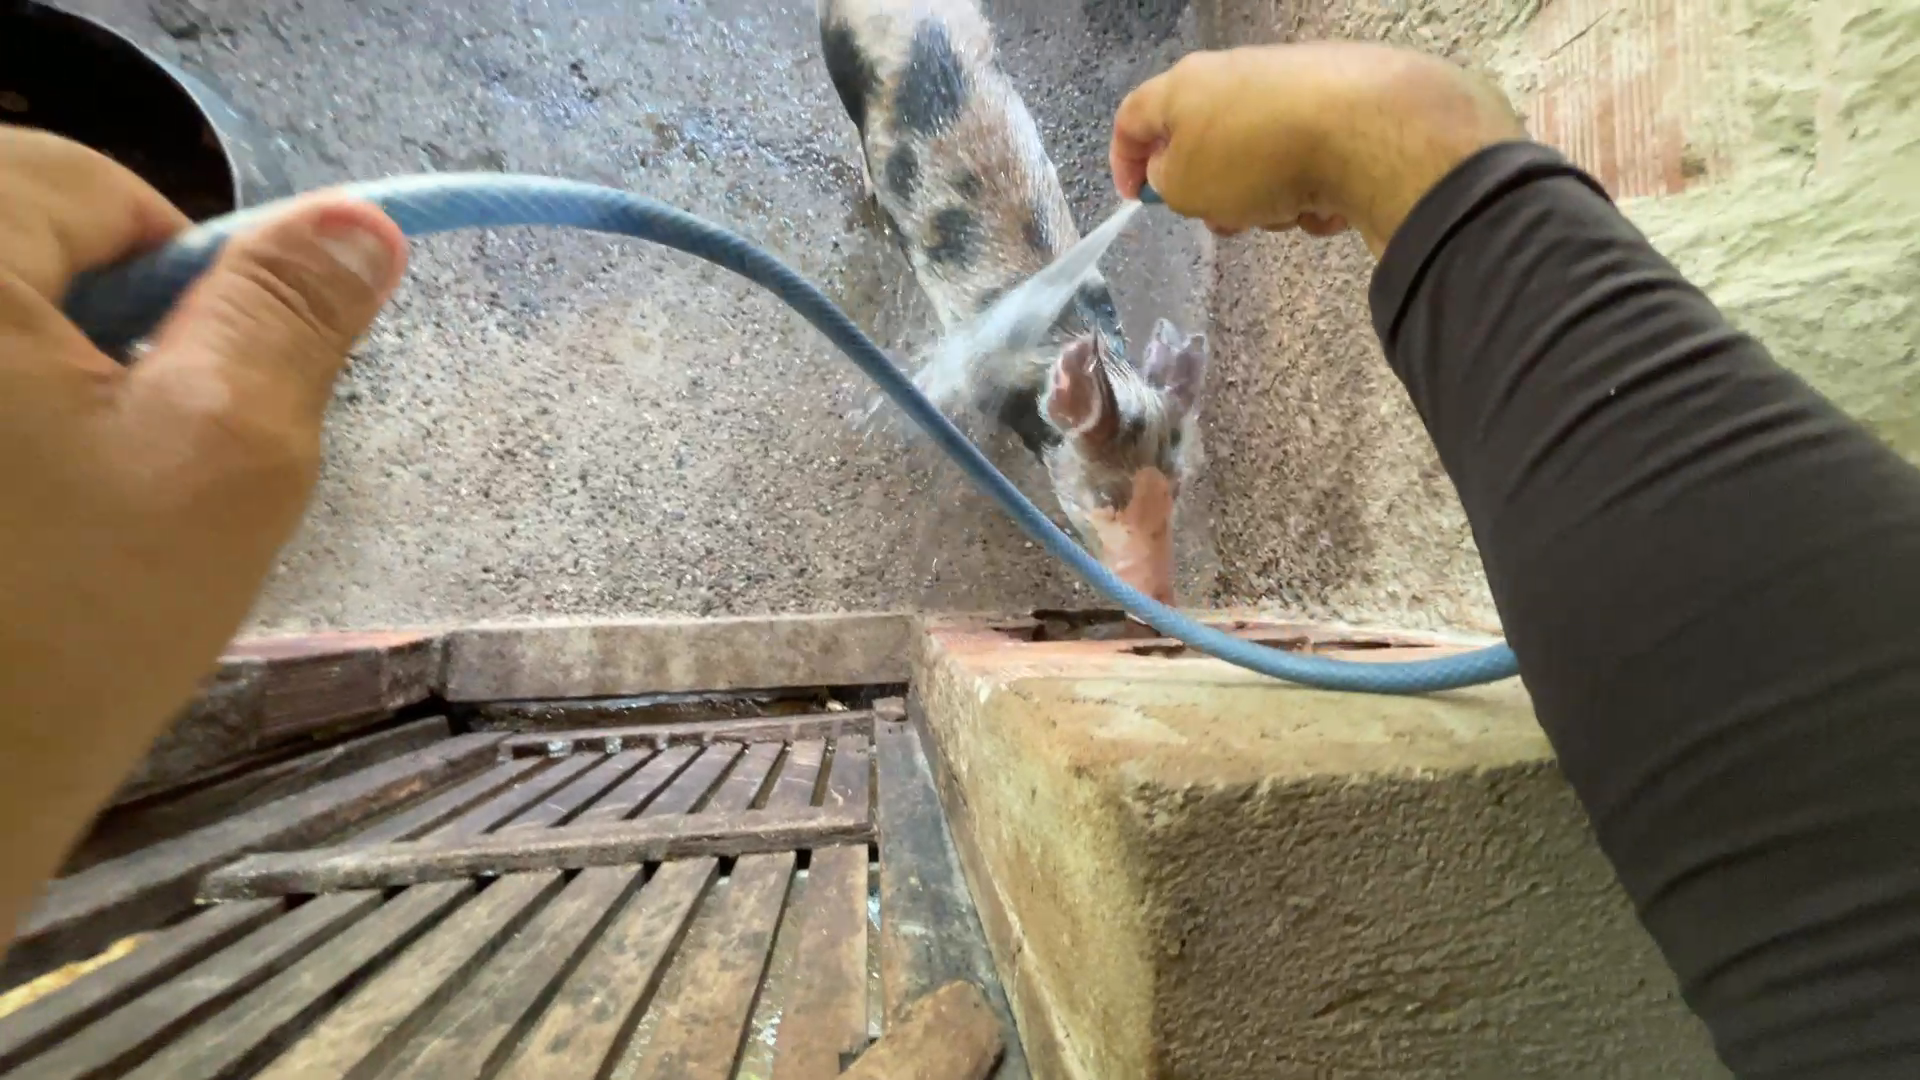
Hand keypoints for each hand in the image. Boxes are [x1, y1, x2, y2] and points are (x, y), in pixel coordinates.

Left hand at [0, 128, 404, 946]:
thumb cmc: (78, 615)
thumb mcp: (231, 451)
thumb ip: (290, 319)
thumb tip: (362, 222)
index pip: (85, 182)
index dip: (182, 277)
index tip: (204, 392)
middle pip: (6, 243)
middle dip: (99, 336)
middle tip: (129, 462)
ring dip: (38, 385)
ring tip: (54, 501)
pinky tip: (3, 516)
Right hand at [1110, 42, 1525, 253]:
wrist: (1365, 128)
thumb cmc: (1253, 159)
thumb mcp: (1183, 187)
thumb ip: (1163, 182)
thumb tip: (1172, 171)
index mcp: (1184, 87)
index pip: (1131, 118)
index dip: (1122, 163)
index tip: (1134, 201)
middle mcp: (1231, 74)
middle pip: (1199, 144)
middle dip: (1207, 193)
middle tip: (1220, 221)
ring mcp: (1285, 85)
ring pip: (1249, 160)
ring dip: (1255, 199)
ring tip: (1280, 214)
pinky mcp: (1332, 103)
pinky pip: (1297, 160)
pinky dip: (1300, 189)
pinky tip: (1319, 202)